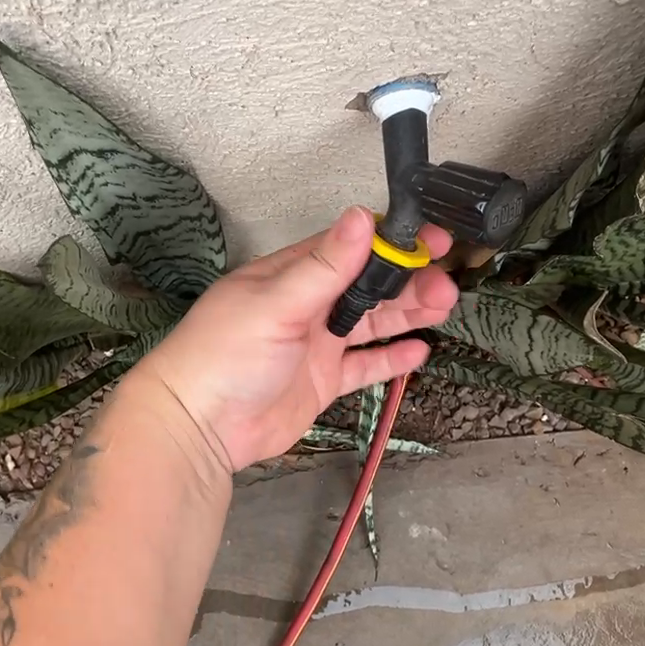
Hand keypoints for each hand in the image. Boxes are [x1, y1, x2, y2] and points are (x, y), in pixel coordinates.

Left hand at [134, 206, 457, 472]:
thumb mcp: (276, 303)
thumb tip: (360, 217)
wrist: (200, 427)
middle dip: (407, 281)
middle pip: (366, 285)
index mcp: (290, 276)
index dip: (391, 242)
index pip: (348, 248)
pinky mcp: (321, 382)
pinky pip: (364, 365)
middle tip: (444, 282)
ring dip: (406, 313)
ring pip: (371, 323)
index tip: (430, 239)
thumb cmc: (224, 355)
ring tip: (442, 305)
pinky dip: (390, 358)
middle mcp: (306, 306)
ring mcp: (315, 345)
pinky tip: (419, 349)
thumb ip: (323, 266)